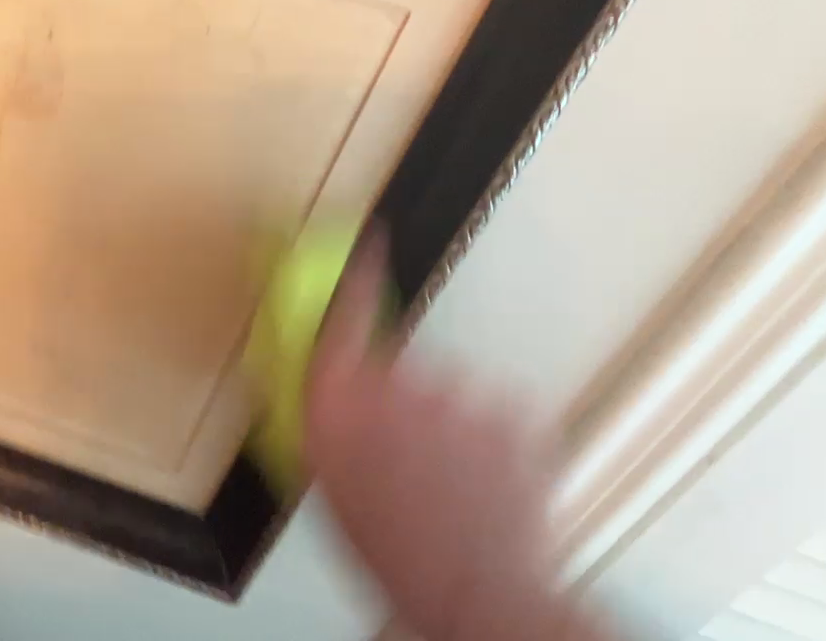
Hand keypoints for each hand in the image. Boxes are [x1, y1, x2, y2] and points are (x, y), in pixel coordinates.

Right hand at [303, 226, 605, 640]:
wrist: (475, 591)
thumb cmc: (389, 542)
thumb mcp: (322, 473)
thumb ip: (318, 411)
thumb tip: (312, 378)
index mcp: (338, 392)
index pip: (344, 306)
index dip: (355, 265)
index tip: (367, 236)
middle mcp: (396, 377)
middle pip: (395, 359)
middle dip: (398, 390)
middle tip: (406, 445)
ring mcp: (459, 390)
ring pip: (447, 387)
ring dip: (446, 419)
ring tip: (447, 475)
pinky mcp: (513, 410)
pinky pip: (494, 408)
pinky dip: (490, 434)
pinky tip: (482, 475)